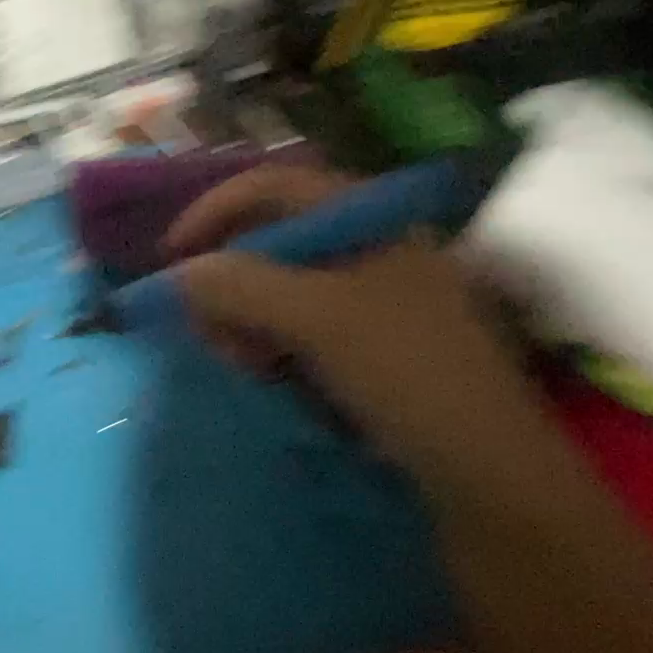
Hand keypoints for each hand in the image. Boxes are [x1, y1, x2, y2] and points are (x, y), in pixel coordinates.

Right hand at [165, 165, 541, 463]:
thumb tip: (175, 274)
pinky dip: (269, 347)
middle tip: (212, 332)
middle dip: (228, 283)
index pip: (272, 186)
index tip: (170, 257)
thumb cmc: (408, 372)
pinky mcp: (362, 341)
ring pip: (274, 290)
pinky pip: (292, 327)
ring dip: (245, 322)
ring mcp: (366, 295)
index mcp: (369, 217)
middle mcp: (366, 245)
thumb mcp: (320, 319)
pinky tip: (270, 377)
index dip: (212, 212)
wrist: (483, 466)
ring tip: (248, 365)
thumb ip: (240, 286)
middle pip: (266, 241)